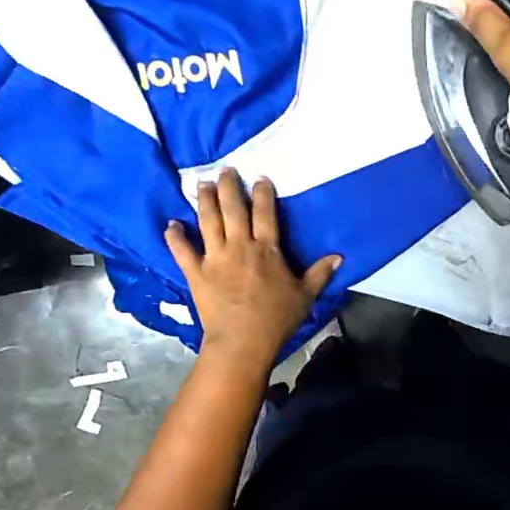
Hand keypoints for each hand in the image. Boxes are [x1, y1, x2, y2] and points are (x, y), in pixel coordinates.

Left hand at [165, 169, 341, 366]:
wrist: (243, 340)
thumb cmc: (277, 318)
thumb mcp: (305, 295)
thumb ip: (319, 273)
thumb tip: (339, 257)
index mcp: (267, 248)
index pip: (265, 212)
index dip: (263, 193)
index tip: (260, 178)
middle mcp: (239, 245)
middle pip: (233, 208)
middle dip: (229, 186)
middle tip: (225, 170)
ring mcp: (215, 257)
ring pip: (208, 221)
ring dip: (204, 200)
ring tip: (202, 184)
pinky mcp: (196, 273)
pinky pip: (182, 251)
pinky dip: (175, 237)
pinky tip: (170, 225)